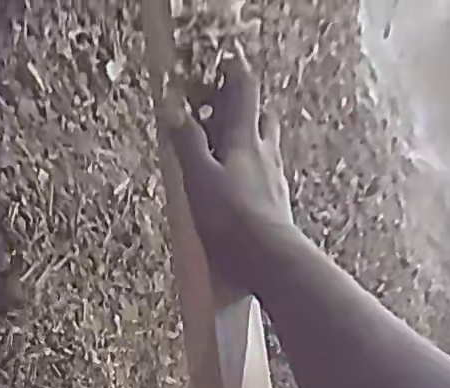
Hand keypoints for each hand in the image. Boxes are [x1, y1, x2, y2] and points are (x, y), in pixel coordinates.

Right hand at [166, 54, 299, 278]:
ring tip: (226, 157)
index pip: (244, 92)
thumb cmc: (229, 217)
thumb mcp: (199, 180)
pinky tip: (238, 193)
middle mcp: (264, 154)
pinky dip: (251, 177)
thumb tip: (175, 111)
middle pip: (260, 119)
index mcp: (245, 140)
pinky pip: (264, 180)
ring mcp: (273, 180)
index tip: (221, 66)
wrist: (265, 258)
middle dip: (244, 112)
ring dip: (249, 145)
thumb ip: (188, 145)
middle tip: (222, 115)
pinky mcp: (275, 207)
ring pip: (264, 150)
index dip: (233, 74)